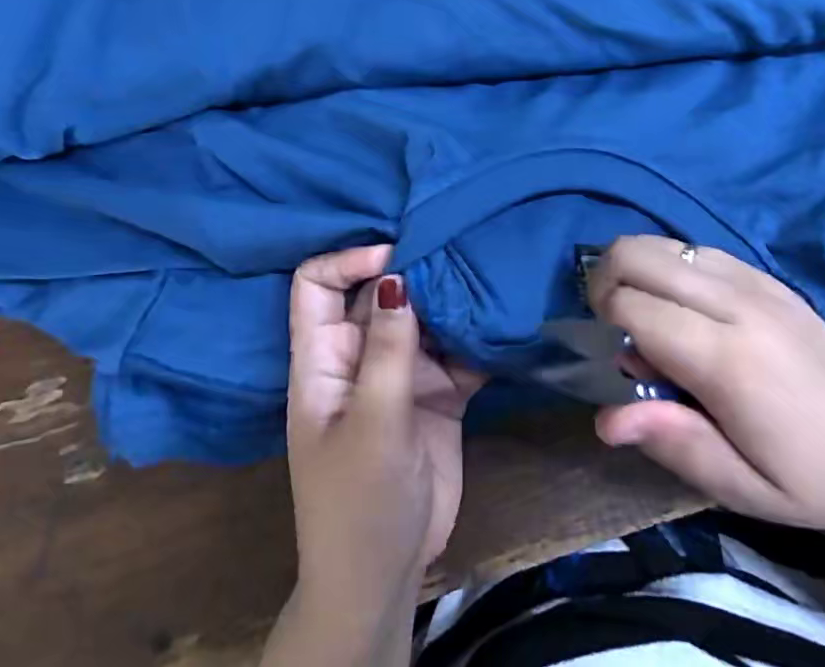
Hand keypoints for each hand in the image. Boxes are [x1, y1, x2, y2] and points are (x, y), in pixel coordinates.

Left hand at [285, 244, 484, 599]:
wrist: (387, 572)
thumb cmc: (358, 499)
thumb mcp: (371, 422)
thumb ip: (388, 350)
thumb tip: (397, 275)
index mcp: (323, 358)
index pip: (317, 285)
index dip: (349, 261)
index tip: (398, 258)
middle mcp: (360, 356)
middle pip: (379, 294)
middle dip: (414, 271)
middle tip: (462, 251)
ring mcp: (401, 374)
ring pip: (424, 319)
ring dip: (451, 301)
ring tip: (490, 275)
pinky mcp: (438, 394)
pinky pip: (458, 352)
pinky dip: (477, 338)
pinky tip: (506, 321)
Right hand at [587, 235, 824, 543]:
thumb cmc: (812, 480)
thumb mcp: (740, 488)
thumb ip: (672, 442)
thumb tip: (604, 416)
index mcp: (729, 360)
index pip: (633, 305)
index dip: (603, 319)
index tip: (612, 352)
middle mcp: (740, 305)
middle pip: (640, 255)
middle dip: (606, 280)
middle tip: (612, 325)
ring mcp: (759, 284)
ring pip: (666, 243)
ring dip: (637, 269)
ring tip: (646, 317)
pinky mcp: (771, 280)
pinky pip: (700, 250)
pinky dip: (672, 267)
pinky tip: (685, 308)